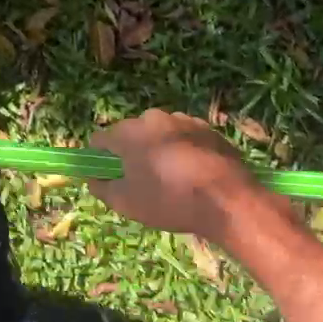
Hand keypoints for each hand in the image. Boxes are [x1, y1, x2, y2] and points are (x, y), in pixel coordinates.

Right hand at [90, 109, 278, 241]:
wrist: (229, 200)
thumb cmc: (170, 200)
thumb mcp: (126, 203)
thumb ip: (102, 187)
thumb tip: (94, 178)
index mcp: (128, 132)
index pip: (100, 139)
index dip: (100, 159)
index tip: (109, 177)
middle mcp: (153, 118)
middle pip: (131, 134)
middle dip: (132, 154)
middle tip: (142, 183)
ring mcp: (183, 120)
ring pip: (160, 135)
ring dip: (159, 151)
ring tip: (172, 181)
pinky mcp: (208, 129)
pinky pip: (185, 139)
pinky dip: (183, 152)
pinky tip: (194, 176)